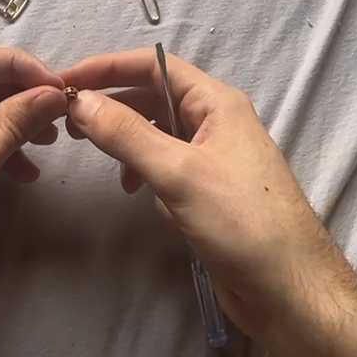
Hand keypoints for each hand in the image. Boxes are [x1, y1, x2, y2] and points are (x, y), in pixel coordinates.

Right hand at [62, 49, 356, 356]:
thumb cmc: (239, 220)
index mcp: (216, 101)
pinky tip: (135, 192)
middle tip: (68, 118)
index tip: (66, 78)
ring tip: (94, 151)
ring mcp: (213, 156)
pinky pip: (166, 166)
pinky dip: (145, 172)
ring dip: (128, 140)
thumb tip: (80, 100)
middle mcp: (215, 120)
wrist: (289, 291)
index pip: (155, 65)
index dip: (109, 66)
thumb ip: (127, 134)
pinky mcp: (209, 191)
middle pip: (154, 96)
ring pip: (158, 132)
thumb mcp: (177, 172)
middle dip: (114, 103)